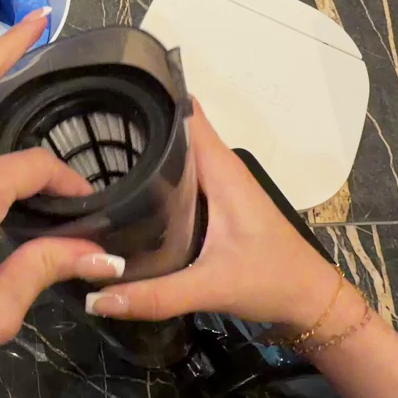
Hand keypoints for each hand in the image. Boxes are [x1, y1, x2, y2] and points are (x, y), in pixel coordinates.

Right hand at [81, 103, 347, 329]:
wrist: (312, 303)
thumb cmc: (273, 281)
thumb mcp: (211, 287)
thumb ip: (155, 294)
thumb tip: (96, 298)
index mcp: (220, 169)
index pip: (185, 113)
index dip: (152, 96)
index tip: (109, 93)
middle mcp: (218, 168)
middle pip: (173, 128)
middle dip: (135, 122)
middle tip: (85, 127)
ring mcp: (217, 184)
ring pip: (175, 151)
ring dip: (143, 147)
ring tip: (92, 150)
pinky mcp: (214, 202)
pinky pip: (179, 173)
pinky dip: (154, 172)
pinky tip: (124, 186)